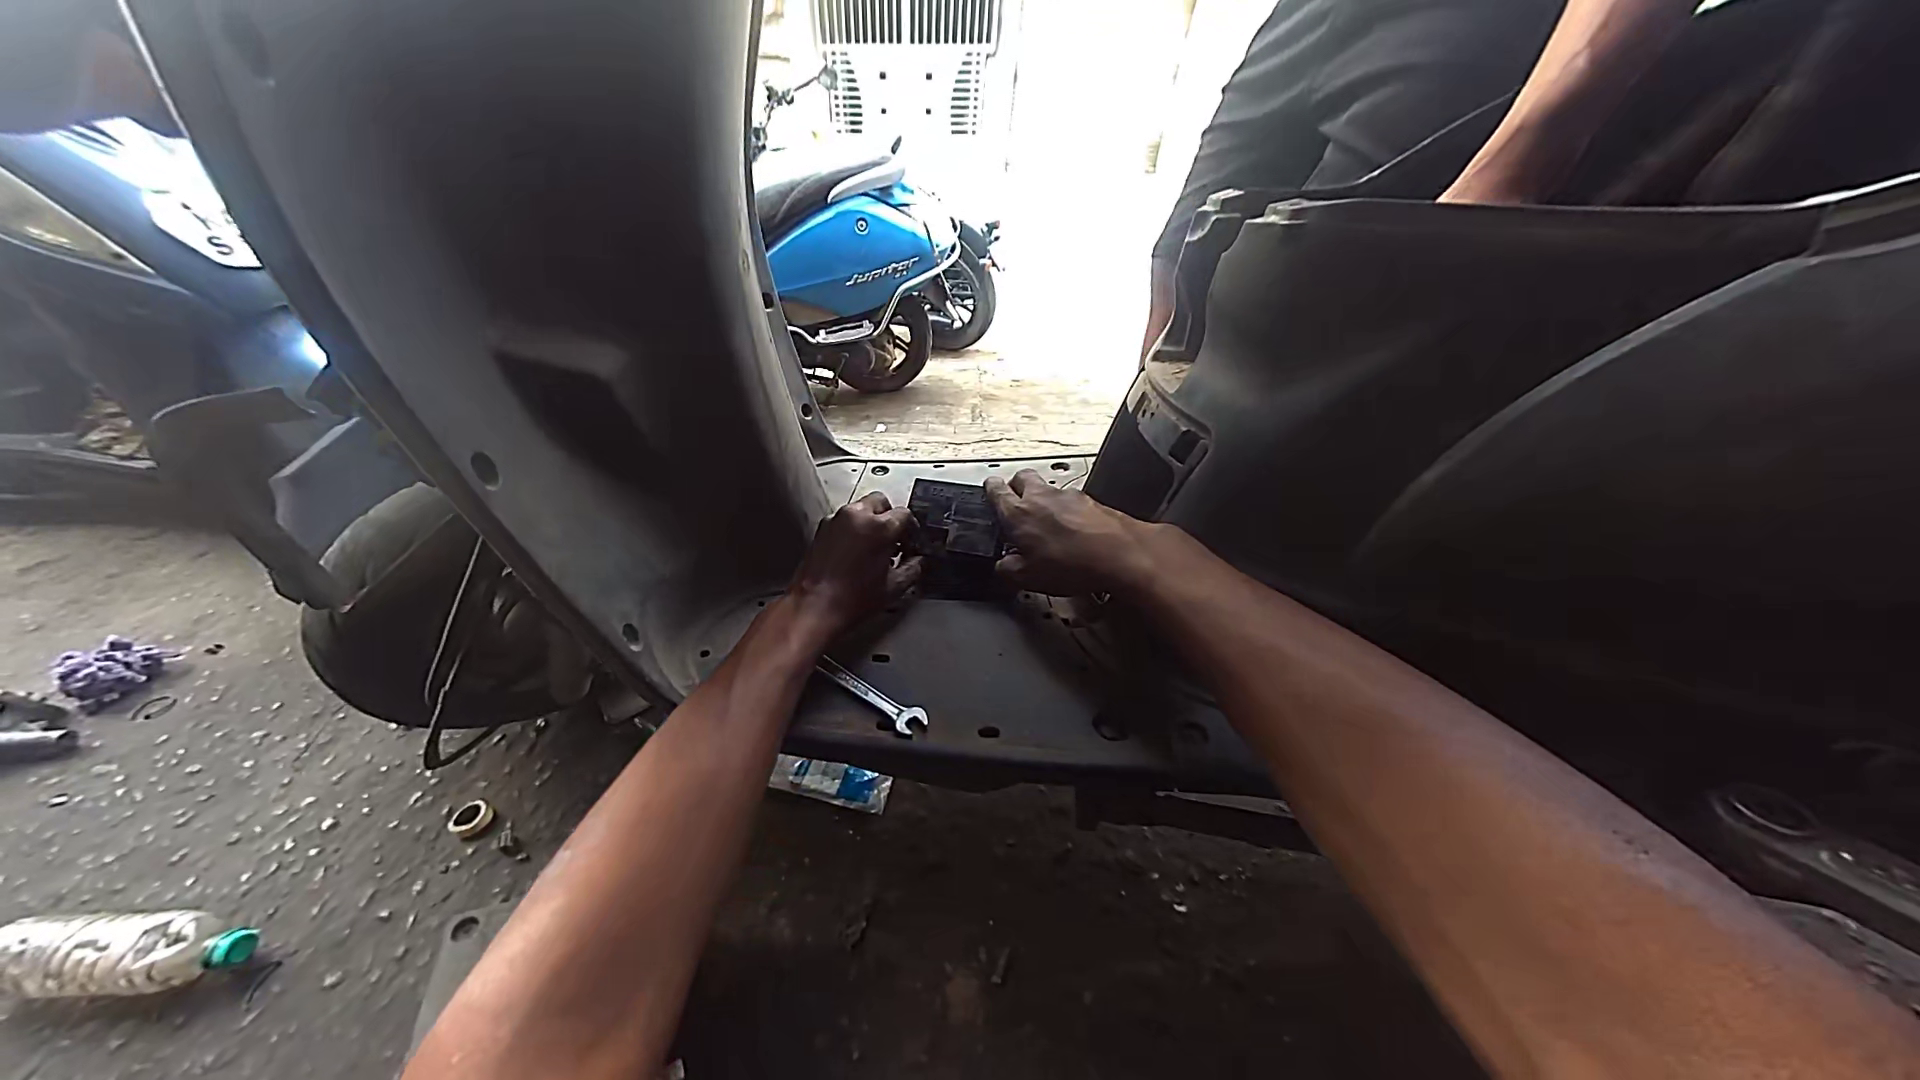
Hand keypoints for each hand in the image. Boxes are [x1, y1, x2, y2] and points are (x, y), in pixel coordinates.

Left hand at [786, 493, 922, 638]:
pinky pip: (844, 520)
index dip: (912, 530)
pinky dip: (853, 529)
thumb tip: (917, 561)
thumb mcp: (894, 587)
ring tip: (875, 549)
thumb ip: (913, 568)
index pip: (905, 514)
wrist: (814, 608)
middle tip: (895, 540)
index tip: (911, 542)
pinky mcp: (822, 529)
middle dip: (890, 519)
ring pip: (861, 509)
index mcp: (880, 527)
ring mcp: (836, 520)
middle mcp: (857, 516)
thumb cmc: (850, 599)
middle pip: (881, 503)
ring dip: (871, 523)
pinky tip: (857, 553)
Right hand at [984, 470, 1156, 596]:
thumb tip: (1004, 566)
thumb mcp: (1027, 578)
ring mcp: (1069, 496)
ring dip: (1044, 501)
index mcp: (1018, 513)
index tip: (991, 489)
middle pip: (1022, 477)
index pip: (996, 490)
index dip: (991, 489)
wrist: (1119, 556)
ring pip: (1049, 489)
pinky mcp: (1092, 502)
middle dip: (1016, 485)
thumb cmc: (1073, 563)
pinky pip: (1073, 502)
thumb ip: (1008, 569)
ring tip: (1046, 524)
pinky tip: (1073, 532)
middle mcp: (1042, 497)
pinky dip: (1069, 512)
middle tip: (1015, 500)